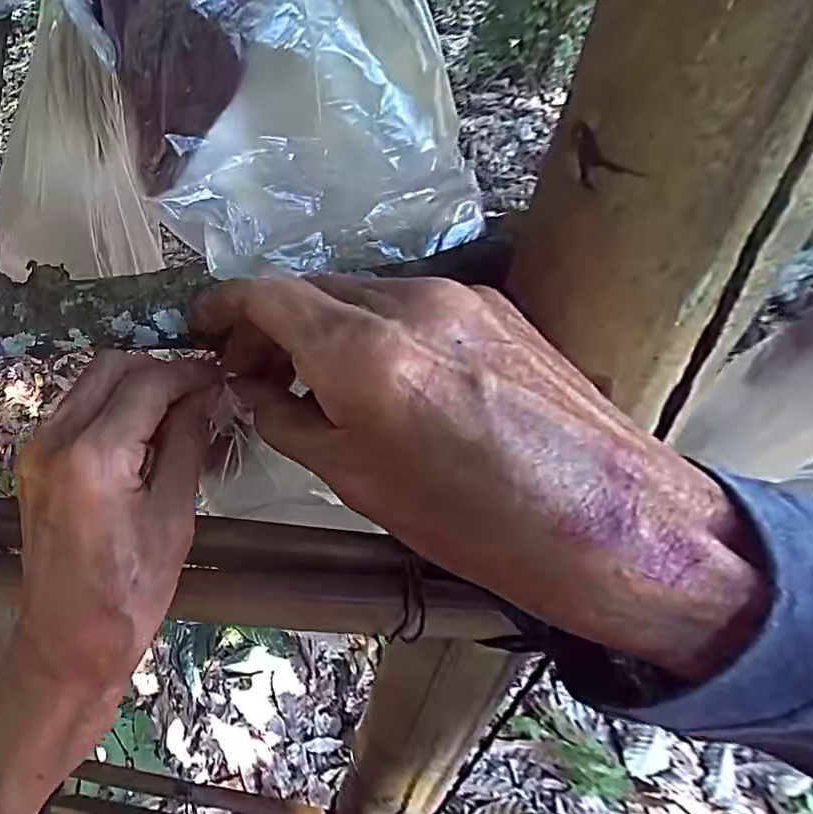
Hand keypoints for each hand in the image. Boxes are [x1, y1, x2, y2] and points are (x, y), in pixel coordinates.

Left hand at [0, 352, 217, 813]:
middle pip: (110, 368)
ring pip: (88, 384)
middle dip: (158, 371)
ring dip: (132, 386)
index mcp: (92, 455)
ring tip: (174, 410)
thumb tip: (203, 398)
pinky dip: (109, 407)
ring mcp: (35, 449)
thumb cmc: (130, 596)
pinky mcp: (32, 464)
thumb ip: (186, 445)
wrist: (65, 646)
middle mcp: (53, 439)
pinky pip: (74, 411)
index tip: (218, 380)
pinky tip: (139, 431)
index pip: (146, 384)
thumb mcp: (173, 519)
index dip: (188, 375)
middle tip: (197, 393)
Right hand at [193, 277, 768, 680]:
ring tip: (305, 378)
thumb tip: (248, 389)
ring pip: (354, 293)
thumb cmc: (463, 518)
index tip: (202, 327)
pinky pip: (400, 303)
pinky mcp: (491, 304)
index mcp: (361, 351)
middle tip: (249, 371)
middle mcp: (405, 302)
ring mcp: (455, 295)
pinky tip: (369, 375)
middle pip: (308, 287)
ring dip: (315, 325)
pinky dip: (363, 328)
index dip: (223, 305)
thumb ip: (283, 418)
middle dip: (266, 322)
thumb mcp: (349, 476)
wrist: (611, 526)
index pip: (267, 295)